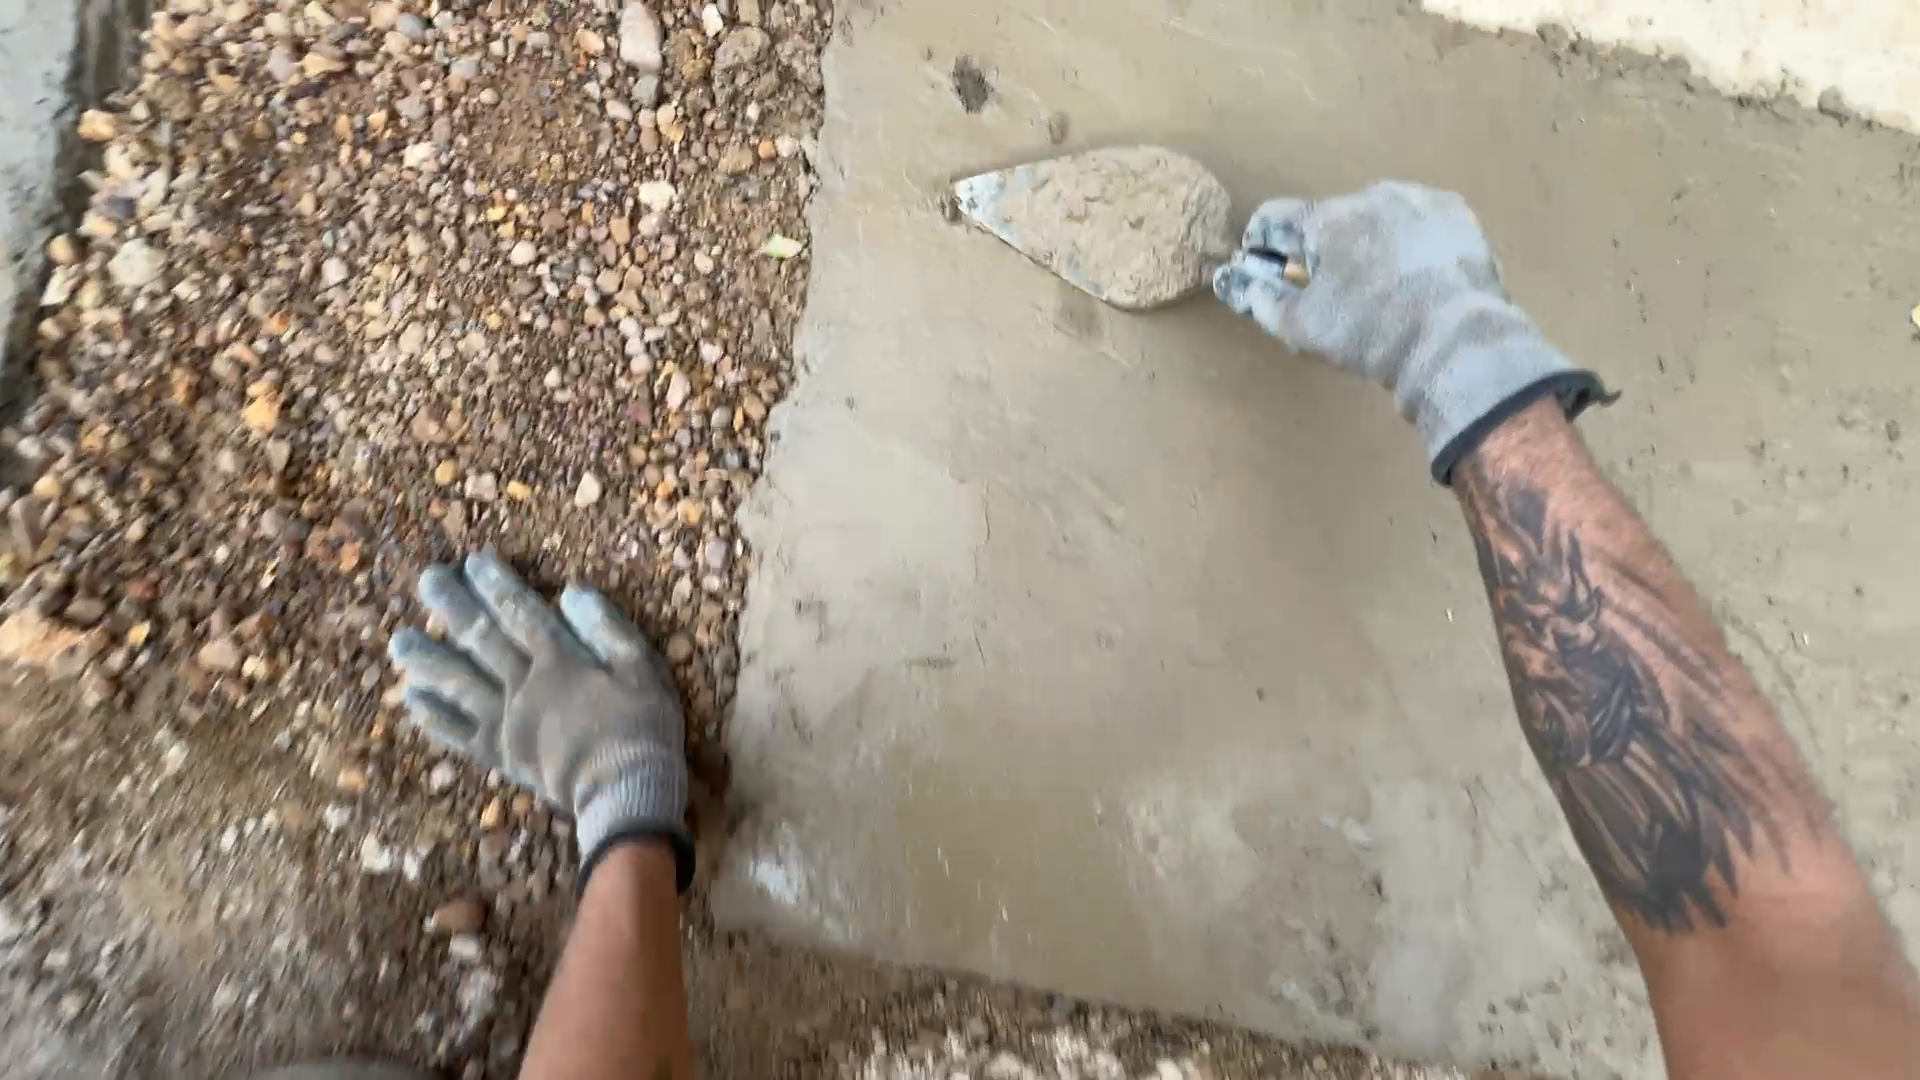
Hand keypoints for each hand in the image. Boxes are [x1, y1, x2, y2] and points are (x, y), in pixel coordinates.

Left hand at [388, 550, 691, 889]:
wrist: (625, 789)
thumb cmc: (643, 723)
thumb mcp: (642, 667)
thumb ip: (608, 628)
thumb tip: (572, 592)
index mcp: (560, 660)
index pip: (522, 613)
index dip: (498, 585)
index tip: (475, 561)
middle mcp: (524, 685)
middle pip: (483, 640)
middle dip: (454, 607)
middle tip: (427, 579)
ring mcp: (507, 722)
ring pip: (458, 684)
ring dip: (428, 659)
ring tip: (400, 640)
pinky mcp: (501, 755)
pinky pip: (458, 733)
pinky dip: (433, 716)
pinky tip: (412, 699)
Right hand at [1213, 181, 1609, 481]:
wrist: (1451, 340)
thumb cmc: (1364, 333)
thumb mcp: (1297, 324)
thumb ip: (1256, 296)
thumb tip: (1228, 276)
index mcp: (1326, 218)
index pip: (1271, 218)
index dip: (1260, 249)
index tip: (1267, 277)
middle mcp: (1370, 194)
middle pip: (1323, 220)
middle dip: (1315, 252)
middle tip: (1325, 296)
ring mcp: (1418, 199)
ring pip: (1369, 219)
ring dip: (1358, 245)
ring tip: (1371, 289)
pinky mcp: (1456, 214)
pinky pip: (1411, 222)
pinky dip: (1400, 244)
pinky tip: (1407, 278)